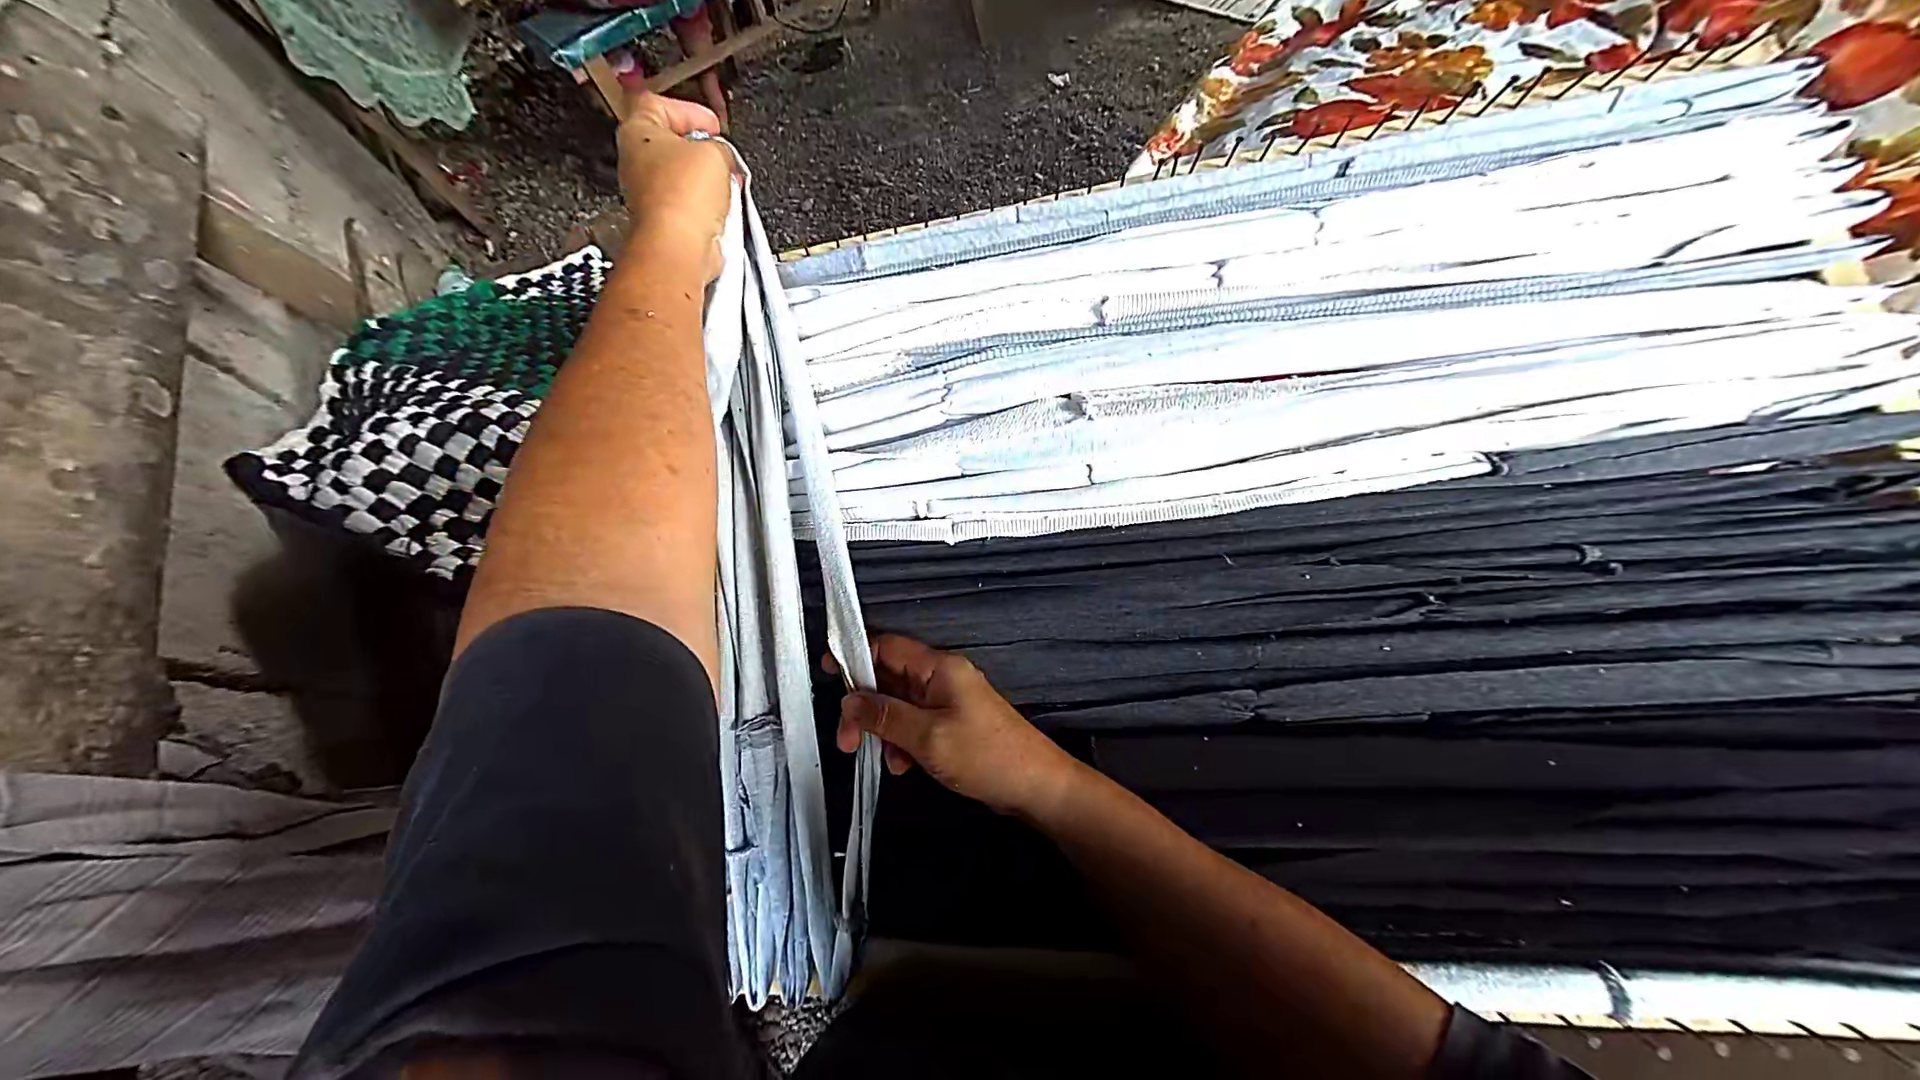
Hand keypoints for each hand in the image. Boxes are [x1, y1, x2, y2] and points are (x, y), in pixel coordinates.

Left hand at [613, 84, 732, 279]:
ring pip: (682, 177)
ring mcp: (649, 194)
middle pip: (672, 145)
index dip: (689, 111)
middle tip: (722, 155)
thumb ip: (721, 146)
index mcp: (637, 132)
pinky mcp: (666, 221)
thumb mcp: (715, 152)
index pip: (658, 105)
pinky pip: (689, 206)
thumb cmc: (683, 196)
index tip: (712, 124)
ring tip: (726, 184)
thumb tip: (724, 156)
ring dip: (707, 180)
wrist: (682, 243)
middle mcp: (636, 162)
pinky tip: (720, 209)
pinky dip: (706, 206)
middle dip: (701, 150)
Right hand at [826, 634, 1082, 817]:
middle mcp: (942, 677)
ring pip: (899, 705)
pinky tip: (904, 764)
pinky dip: (903, 741)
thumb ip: (885, 716)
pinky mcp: (952, 723)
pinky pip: (915, 723)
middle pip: (889, 678)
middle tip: (847, 739)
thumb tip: (850, 700)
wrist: (1036, 786)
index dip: (854, 654)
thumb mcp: (927, 737)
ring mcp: (948, 701)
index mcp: (939, 668)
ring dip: (884, 730)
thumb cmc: (987, 756)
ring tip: (885, 759)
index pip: (887, 646)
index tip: (827, 670)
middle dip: (865, 707)